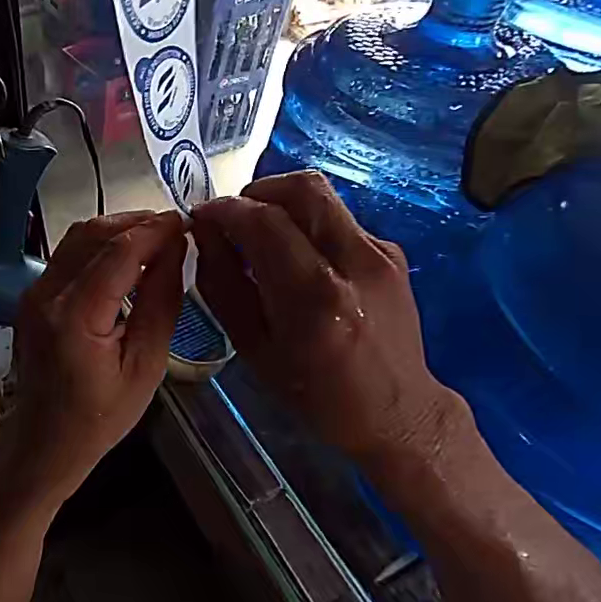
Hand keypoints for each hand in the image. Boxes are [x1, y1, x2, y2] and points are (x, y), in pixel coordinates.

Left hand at [0, 210, 186, 506]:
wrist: (41, 444)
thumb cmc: (98, 419)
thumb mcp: (145, 368)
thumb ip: (160, 304)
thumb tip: (176, 253)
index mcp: (75, 317)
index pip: (119, 252)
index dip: (155, 231)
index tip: (185, 223)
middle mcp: (47, 295)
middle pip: (94, 233)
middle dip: (138, 223)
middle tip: (176, 229)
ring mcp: (34, 293)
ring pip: (79, 237)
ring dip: (119, 229)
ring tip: (158, 238)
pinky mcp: (33, 296)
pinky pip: (70, 254)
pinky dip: (102, 245)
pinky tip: (130, 257)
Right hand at [191, 171, 468, 468]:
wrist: (398, 412)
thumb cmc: (318, 396)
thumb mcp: (255, 350)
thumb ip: (224, 285)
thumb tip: (206, 234)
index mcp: (315, 299)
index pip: (265, 221)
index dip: (226, 209)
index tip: (203, 216)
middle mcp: (355, 264)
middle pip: (303, 189)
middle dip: (257, 191)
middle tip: (235, 218)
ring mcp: (381, 254)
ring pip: (323, 199)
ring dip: (282, 206)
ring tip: (262, 239)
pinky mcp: (391, 253)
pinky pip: (338, 221)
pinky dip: (307, 226)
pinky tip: (299, 260)